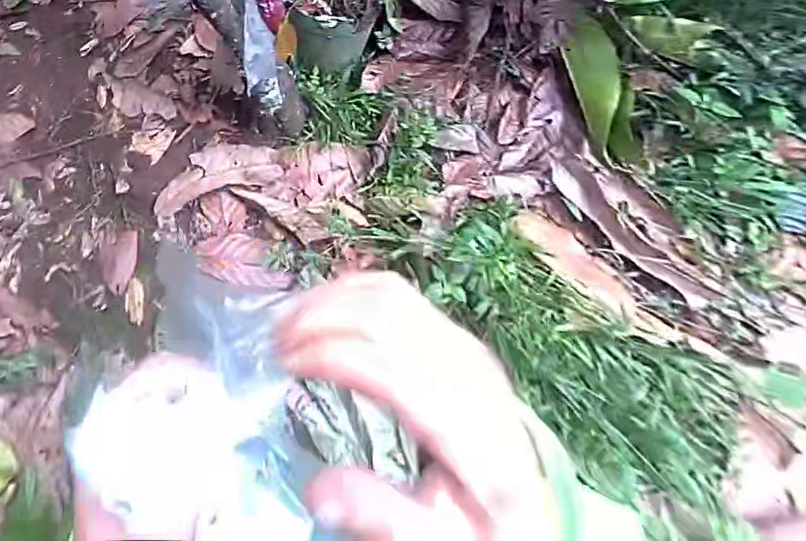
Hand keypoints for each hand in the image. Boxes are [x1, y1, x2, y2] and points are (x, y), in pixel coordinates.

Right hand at [276, 273, 551, 540]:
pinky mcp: (449, 330)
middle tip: (275, 340)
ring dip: (326, 300)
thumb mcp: (442, 537)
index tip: (283, 365)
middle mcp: (470, 373)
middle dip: (318, 319)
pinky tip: (317, 307)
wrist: (530, 500)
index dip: (328, 355)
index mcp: (470, 427)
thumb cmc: (475, 518)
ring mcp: (461, 344)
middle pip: (382, 318)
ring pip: (382, 295)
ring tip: (286, 321)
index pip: (388, 367)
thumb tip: (317, 488)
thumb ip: (386, 517)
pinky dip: (345, 290)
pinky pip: (390, 289)